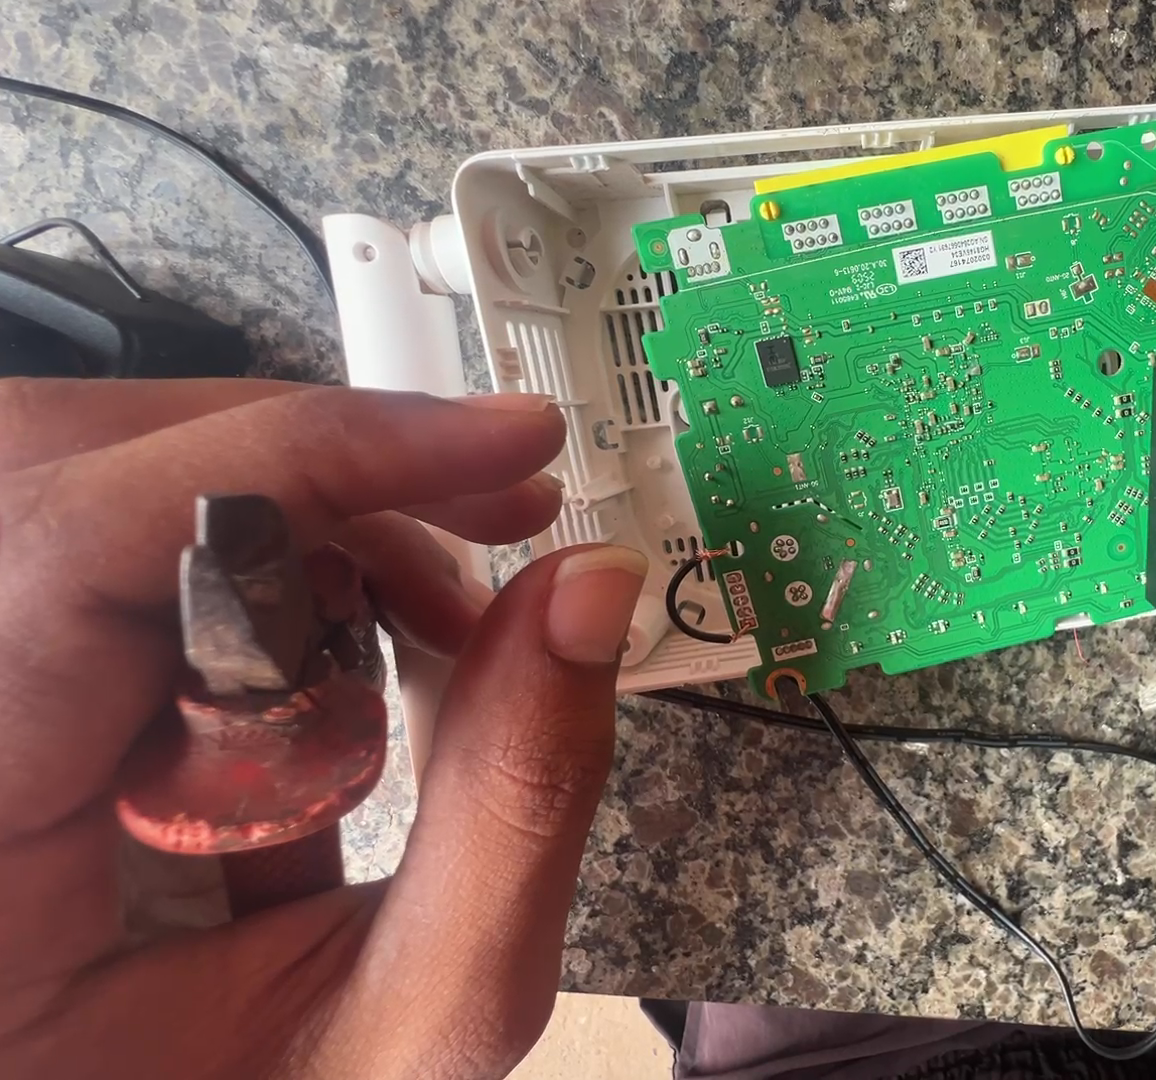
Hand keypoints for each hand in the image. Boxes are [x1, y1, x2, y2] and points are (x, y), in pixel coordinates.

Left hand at [0, 380, 646, 1078]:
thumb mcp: (425, 1018)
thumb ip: (521, 796)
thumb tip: (598, 580)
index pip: (66, 552)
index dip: (315, 456)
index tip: (517, 441)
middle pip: (58, 490)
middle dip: (329, 483)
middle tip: (506, 520)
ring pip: (102, 519)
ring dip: (322, 545)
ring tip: (449, 633)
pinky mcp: (6, 725)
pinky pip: (123, 591)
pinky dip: (283, 600)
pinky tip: (357, 685)